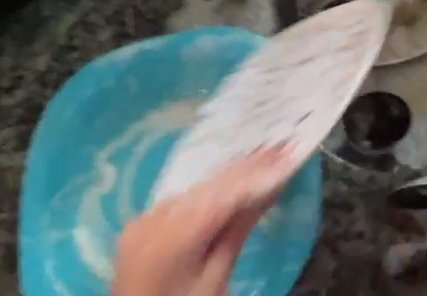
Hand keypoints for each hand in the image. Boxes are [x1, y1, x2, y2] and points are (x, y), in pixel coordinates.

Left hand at [112, 147, 292, 295]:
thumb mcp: (215, 280)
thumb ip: (238, 231)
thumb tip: (270, 188)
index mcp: (171, 239)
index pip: (222, 196)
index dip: (256, 175)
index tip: (285, 156)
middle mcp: (152, 220)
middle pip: (208, 188)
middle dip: (246, 169)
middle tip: (280, 147)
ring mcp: (142, 221)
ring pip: (195, 191)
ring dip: (229, 176)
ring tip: (263, 154)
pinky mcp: (140, 226)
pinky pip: (181, 201)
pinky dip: (207, 192)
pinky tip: (230, 178)